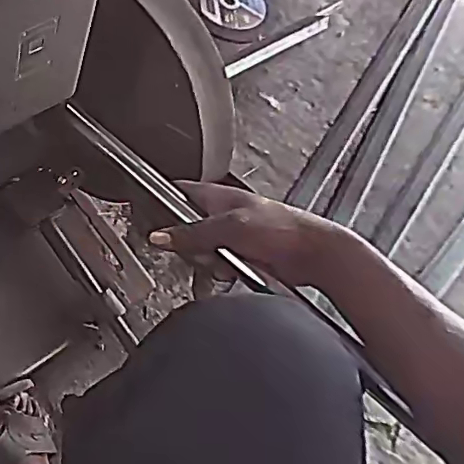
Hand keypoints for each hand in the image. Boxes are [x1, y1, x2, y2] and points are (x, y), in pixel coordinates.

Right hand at [146, 181, 354, 287]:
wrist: (314, 256)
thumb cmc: (283, 229)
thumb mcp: (229, 228)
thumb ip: (192, 233)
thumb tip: (160, 236)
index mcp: (215, 196)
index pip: (175, 191)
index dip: (159, 202)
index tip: (149, 219)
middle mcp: (218, 214)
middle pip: (182, 230)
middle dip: (190, 246)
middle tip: (204, 250)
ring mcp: (227, 236)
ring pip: (197, 251)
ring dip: (207, 262)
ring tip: (226, 263)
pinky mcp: (237, 256)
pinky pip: (214, 266)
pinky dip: (219, 272)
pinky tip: (232, 272)